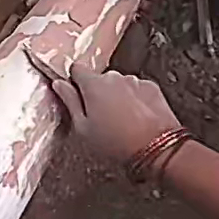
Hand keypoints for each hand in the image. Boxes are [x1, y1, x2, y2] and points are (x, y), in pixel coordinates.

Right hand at [49, 63, 181, 165]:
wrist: (159, 149)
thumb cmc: (118, 142)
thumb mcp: (83, 128)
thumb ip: (69, 101)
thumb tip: (59, 85)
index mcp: (93, 84)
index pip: (76, 69)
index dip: (75, 82)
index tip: (77, 96)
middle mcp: (114, 77)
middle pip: (98, 79)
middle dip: (97, 93)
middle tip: (99, 117)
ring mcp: (135, 81)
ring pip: (118, 84)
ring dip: (117, 96)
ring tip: (120, 121)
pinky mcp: (152, 88)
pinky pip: (136, 90)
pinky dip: (135, 100)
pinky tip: (136, 118)